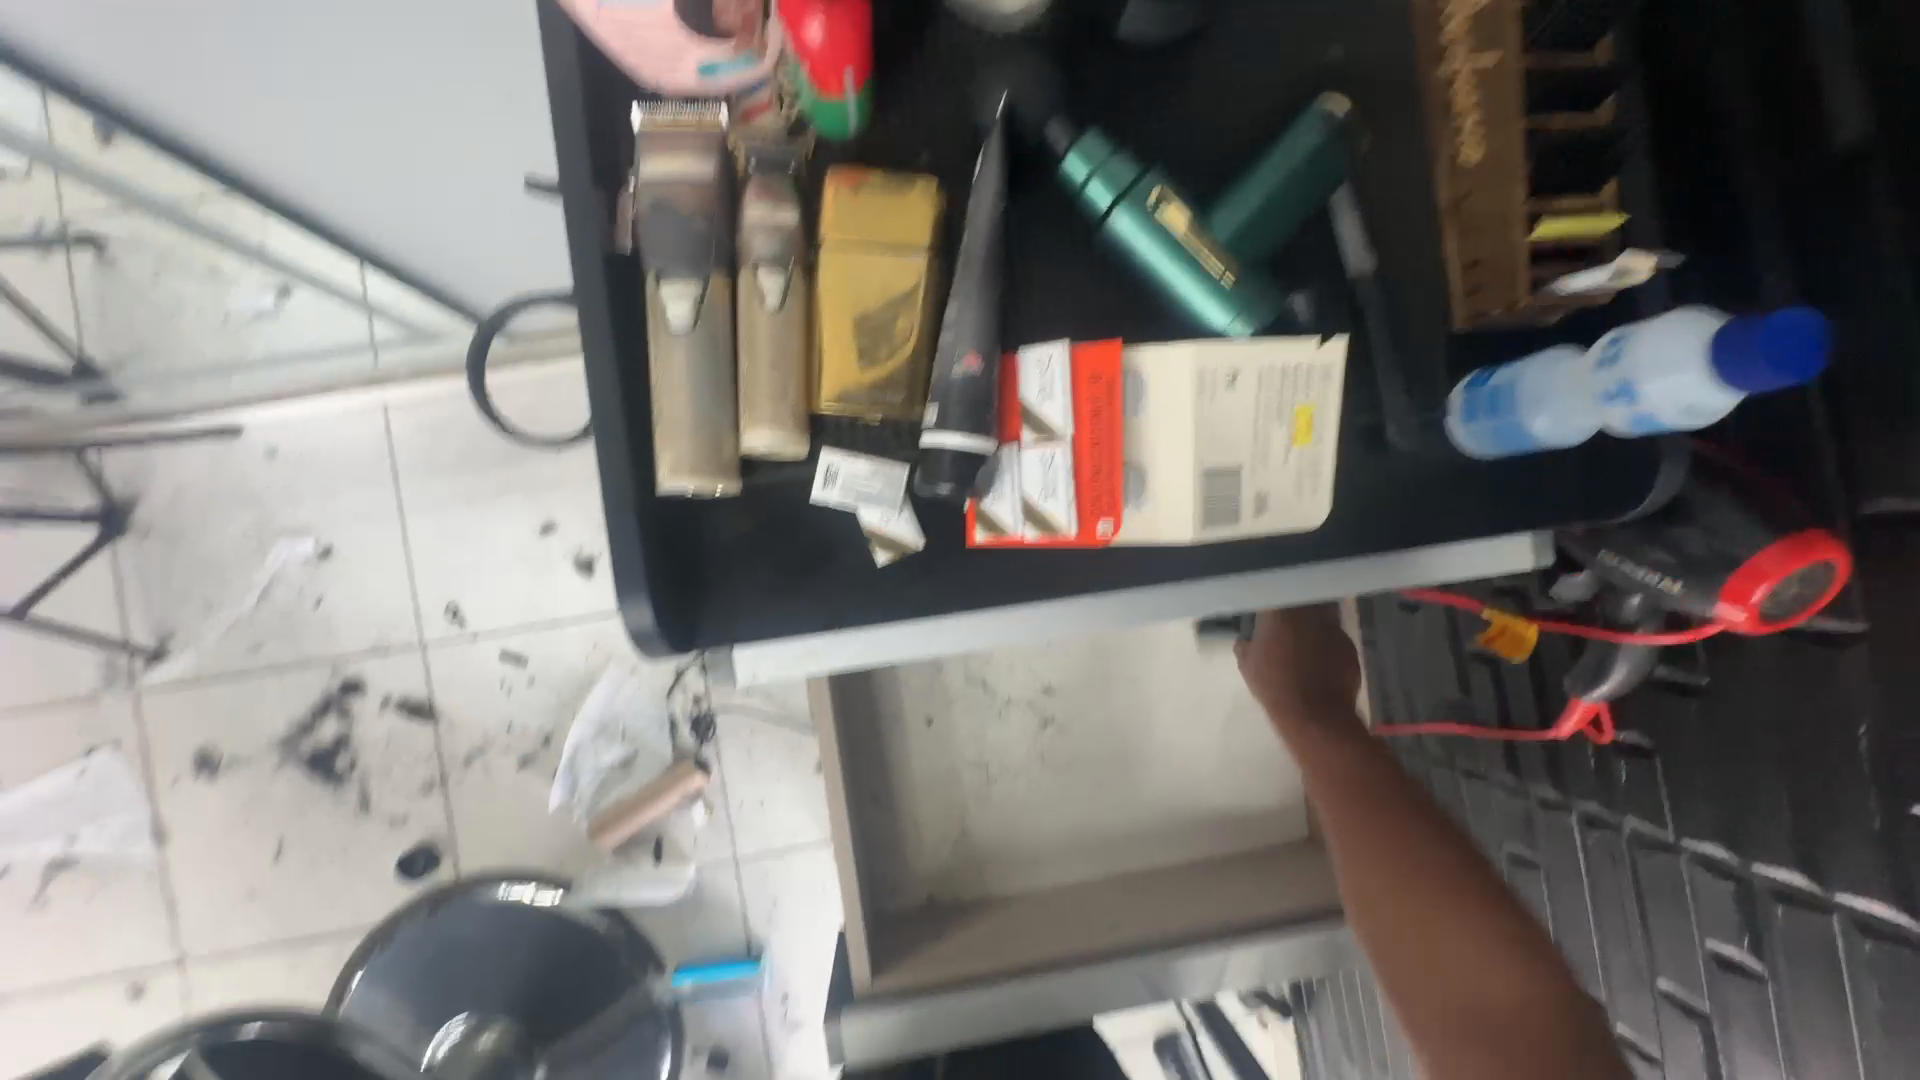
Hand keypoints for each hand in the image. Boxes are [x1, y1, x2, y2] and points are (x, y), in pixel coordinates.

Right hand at [1235, 605, 1362, 730]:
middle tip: (1287, 619)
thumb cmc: (1273, 686)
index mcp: (1278, 613)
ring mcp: (1333, 627)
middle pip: (1303, 597)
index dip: (1273, 597)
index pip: (1276, 591)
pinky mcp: (1349, 645)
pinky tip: (1321, 659)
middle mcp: (1308, 612)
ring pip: (1322, 614)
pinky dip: (1328, 643)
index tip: (1268, 607)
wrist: (1314, 714)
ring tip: (1305, 639)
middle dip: (1296, 605)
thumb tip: (1246, 640)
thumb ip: (1245, 646)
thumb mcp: (1247, 665)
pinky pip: (1335, 636)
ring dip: (1314, 622)